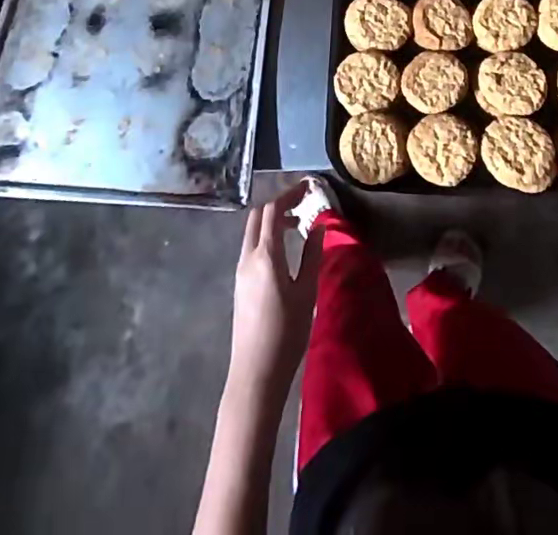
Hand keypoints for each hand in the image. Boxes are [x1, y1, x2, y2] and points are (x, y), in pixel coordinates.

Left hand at [227, 181, 323, 394]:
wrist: (255, 370)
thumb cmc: (286, 333)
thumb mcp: (306, 293)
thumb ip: (311, 256)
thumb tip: (317, 227)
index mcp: (265, 255)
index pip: (273, 211)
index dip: (289, 194)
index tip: (308, 187)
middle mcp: (248, 257)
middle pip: (258, 216)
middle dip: (279, 203)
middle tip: (302, 202)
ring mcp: (240, 270)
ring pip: (253, 232)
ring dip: (272, 220)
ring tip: (297, 224)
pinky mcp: (240, 283)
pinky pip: (251, 247)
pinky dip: (267, 236)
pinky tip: (284, 249)